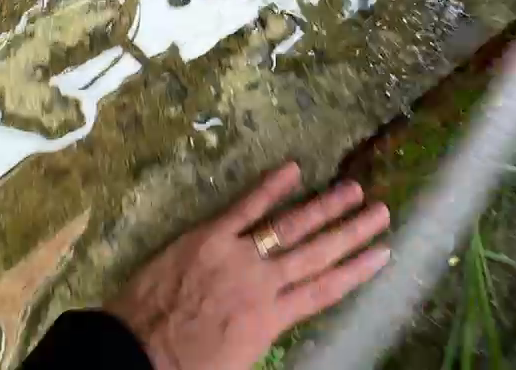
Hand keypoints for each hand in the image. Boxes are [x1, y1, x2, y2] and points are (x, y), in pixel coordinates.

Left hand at [105, 163, 390, 369]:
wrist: (132, 359)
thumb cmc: (184, 369)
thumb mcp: (237, 364)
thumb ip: (264, 334)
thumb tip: (288, 312)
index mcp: (270, 321)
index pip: (324, 291)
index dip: (356, 271)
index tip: (384, 252)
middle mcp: (263, 284)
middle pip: (318, 253)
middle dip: (352, 232)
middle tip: (381, 211)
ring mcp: (237, 255)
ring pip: (291, 226)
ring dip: (324, 207)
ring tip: (353, 188)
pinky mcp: (209, 236)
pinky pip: (245, 207)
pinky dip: (269, 187)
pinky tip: (293, 167)